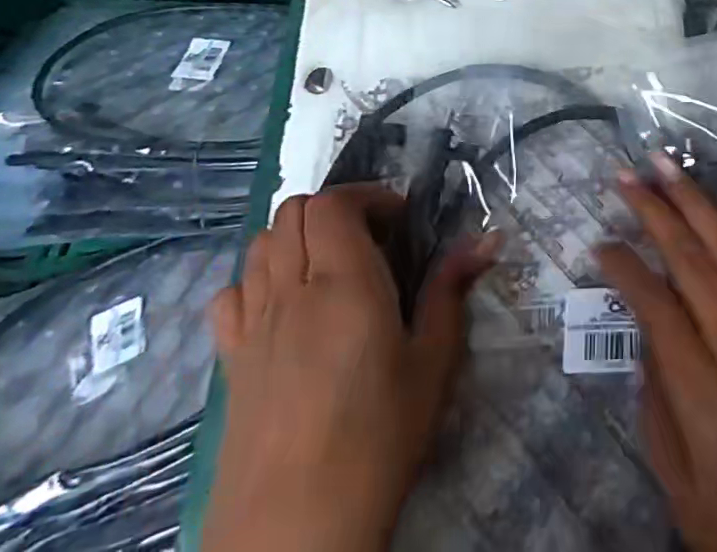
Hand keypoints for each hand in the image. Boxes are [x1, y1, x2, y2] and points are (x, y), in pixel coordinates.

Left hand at [202, 183, 499, 551]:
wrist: (296, 523)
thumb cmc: (380, 435)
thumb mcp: (434, 360)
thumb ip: (451, 290)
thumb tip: (486, 238)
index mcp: (344, 283)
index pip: (333, 205)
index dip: (367, 196)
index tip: (400, 220)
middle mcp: (290, 291)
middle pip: (291, 213)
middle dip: (335, 209)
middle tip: (375, 238)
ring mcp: (252, 325)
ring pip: (258, 245)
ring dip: (297, 236)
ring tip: (334, 266)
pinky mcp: (230, 359)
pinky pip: (231, 292)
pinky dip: (258, 277)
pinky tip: (286, 305)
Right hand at [600, 157, 716, 551]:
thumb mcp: (690, 500)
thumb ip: (659, 419)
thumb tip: (645, 347)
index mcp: (704, 396)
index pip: (654, 308)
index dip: (623, 268)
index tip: (600, 243)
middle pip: (689, 263)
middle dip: (652, 212)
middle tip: (624, 175)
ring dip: (696, 201)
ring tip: (667, 163)